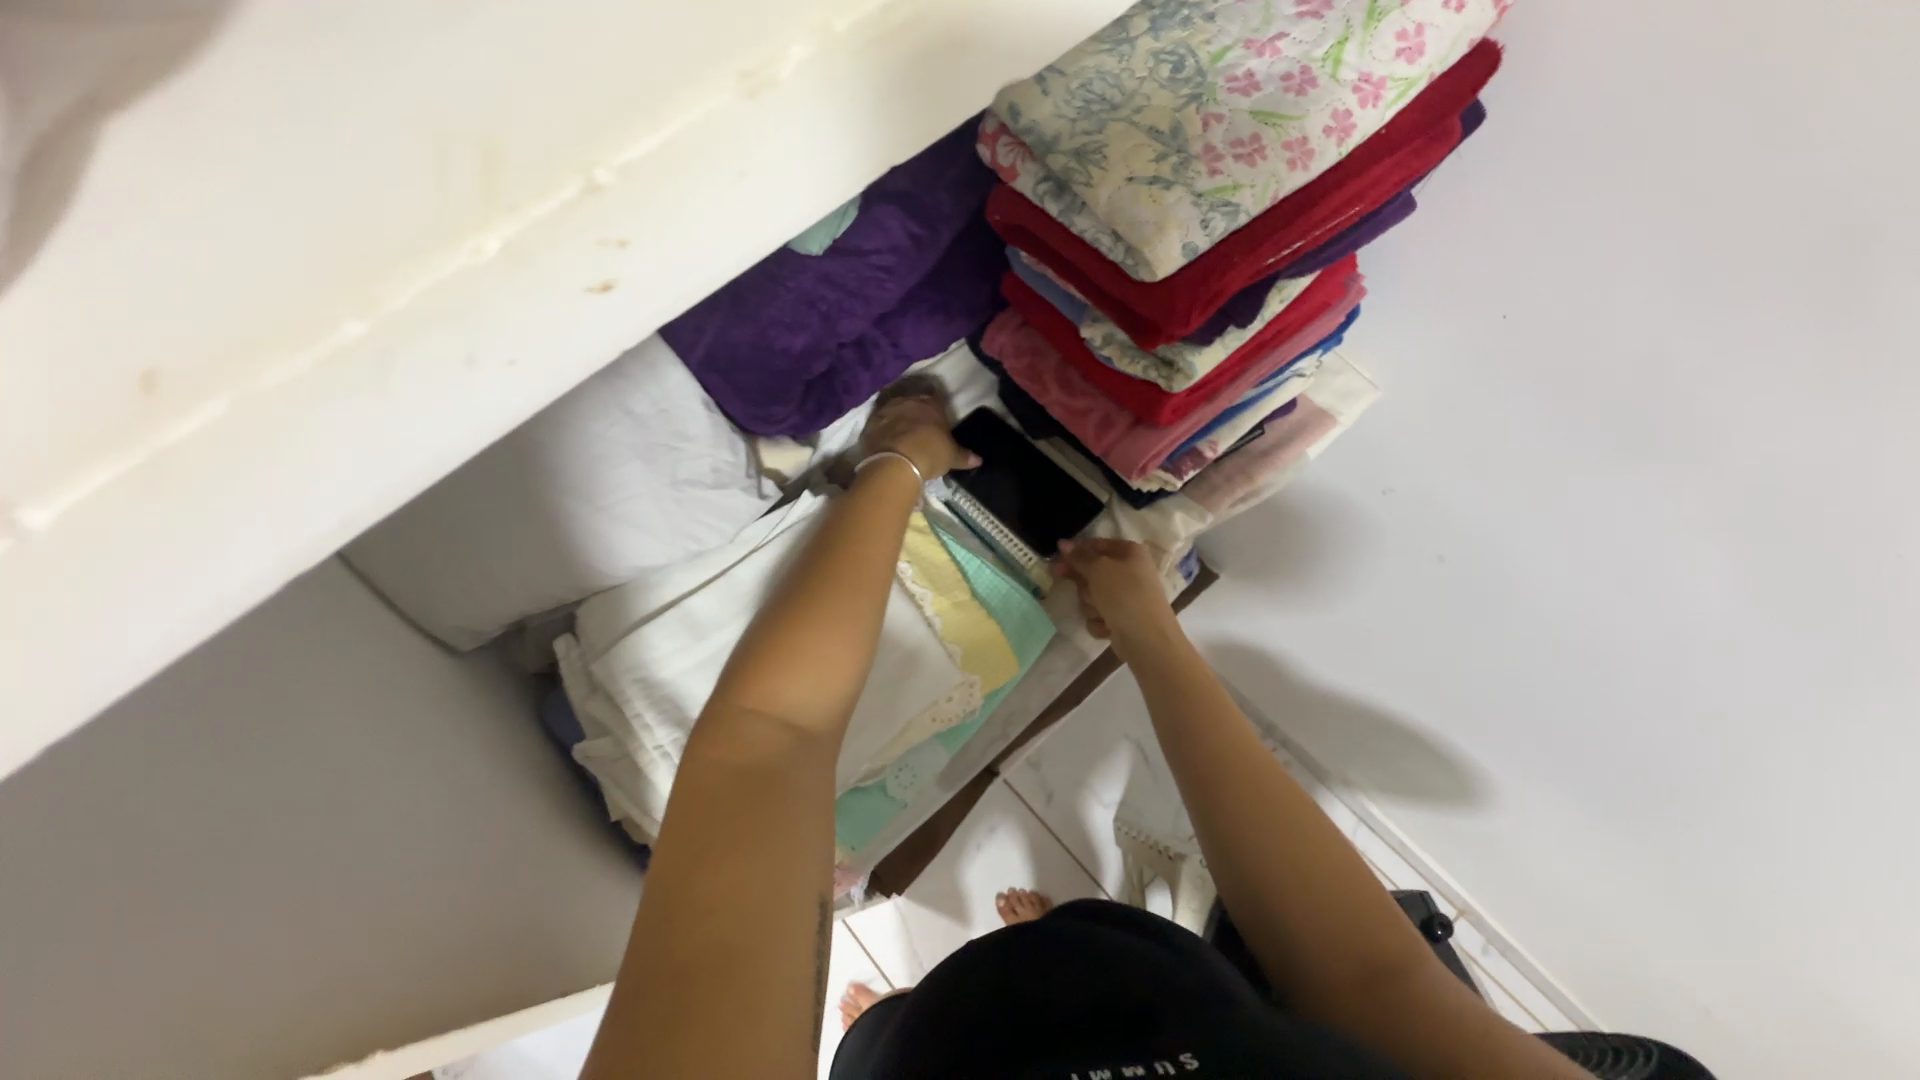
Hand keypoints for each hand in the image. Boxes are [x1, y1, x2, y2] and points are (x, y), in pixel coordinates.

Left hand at [858, 375, 979, 480]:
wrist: (896, 462)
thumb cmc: (930, 452)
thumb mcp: (951, 456)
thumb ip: (964, 456)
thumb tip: (979, 460)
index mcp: (930, 403)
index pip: (935, 395)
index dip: (935, 404)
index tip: (937, 415)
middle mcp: (907, 400)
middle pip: (911, 399)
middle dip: (914, 409)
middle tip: (918, 424)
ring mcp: (886, 410)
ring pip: (893, 408)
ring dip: (896, 417)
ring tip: (900, 432)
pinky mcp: (869, 424)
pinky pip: (878, 423)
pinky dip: (882, 429)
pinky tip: (885, 439)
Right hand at [1051, 538, 1174, 640]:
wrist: (1146, 637)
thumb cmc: (1124, 594)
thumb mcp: (1099, 569)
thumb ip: (1079, 556)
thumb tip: (1063, 543)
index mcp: (1129, 553)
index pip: (1097, 545)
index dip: (1076, 550)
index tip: (1057, 557)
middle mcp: (1129, 572)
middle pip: (1092, 571)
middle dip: (1082, 581)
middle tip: (1059, 576)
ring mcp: (1124, 598)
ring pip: (1092, 595)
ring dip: (1090, 604)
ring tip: (1101, 611)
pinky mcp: (1120, 619)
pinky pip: (1098, 615)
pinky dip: (1099, 621)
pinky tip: (1108, 626)